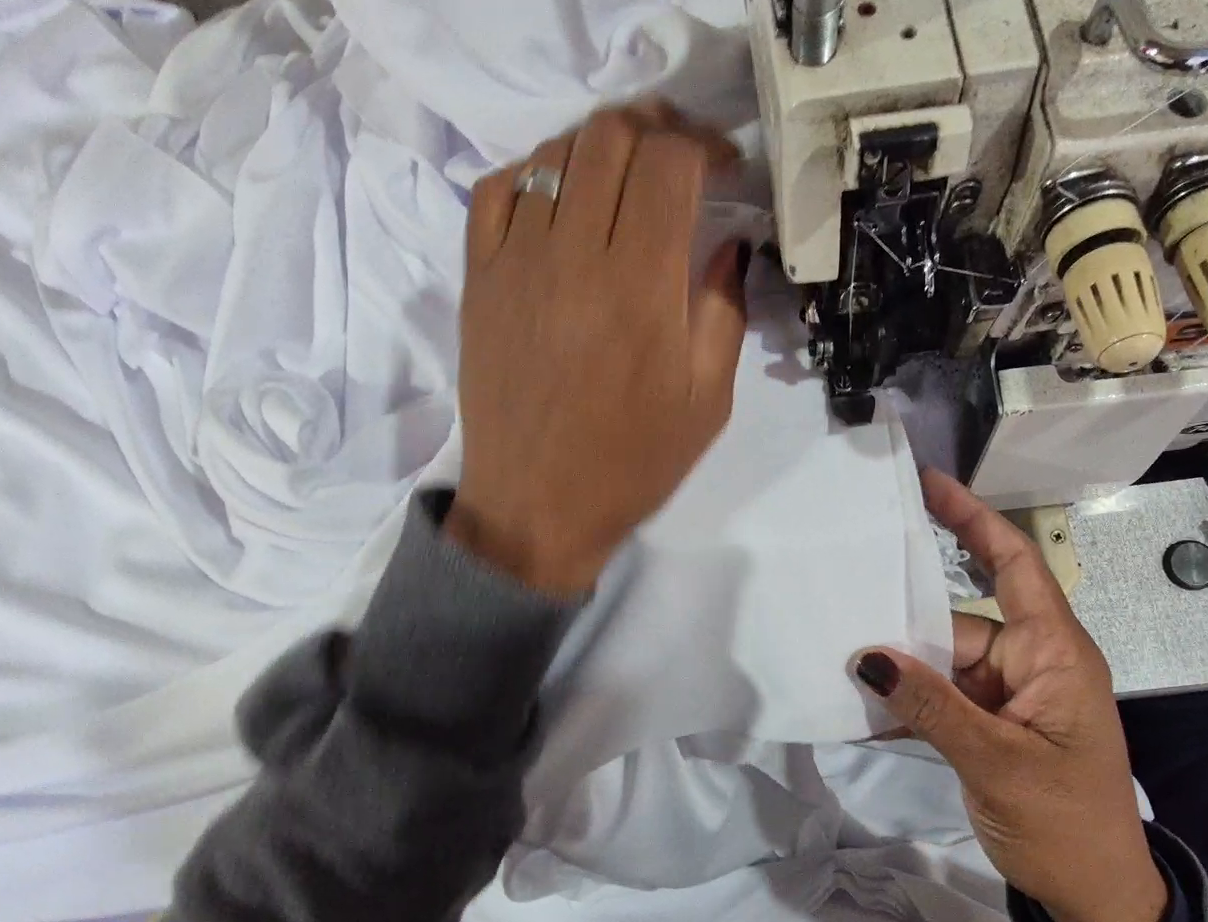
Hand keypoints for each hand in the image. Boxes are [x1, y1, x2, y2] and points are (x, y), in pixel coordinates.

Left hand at [446, 102, 749, 593]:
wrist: (536, 507)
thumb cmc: (631, 463)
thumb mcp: (707, 401)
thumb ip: (725, 310)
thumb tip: (730, 241)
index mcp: (640, 287)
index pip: (669, 162)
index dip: (705, 145)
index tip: (723, 168)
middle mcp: (572, 257)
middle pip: (609, 135)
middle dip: (656, 128)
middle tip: (679, 161)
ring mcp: (515, 263)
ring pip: (553, 153)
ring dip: (599, 148)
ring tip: (624, 181)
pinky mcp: (477, 280)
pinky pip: (495, 191)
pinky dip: (533, 174)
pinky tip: (559, 202)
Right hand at [853, 469, 1166, 921]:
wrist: (1095, 896)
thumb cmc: (1065, 822)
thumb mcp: (997, 761)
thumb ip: (931, 707)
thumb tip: (867, 658)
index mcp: (1054, 653)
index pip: (1016, 565)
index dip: (975, 519)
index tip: (928, 484)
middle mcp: (1030, 662)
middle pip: (958, 620)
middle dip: (902, 620)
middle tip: (838, 602)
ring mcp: (1007, 696)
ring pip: (940, 662)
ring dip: (897, 670)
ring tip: (834, 660)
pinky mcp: (988, 726)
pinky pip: (939, 698)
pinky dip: (904, 703)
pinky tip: (858, 707)